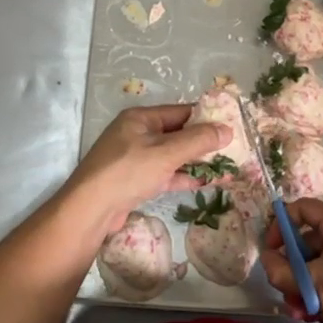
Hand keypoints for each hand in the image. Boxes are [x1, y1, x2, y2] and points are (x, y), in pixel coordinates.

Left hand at [63, 104, 228, 235]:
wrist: (91, 209)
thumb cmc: (127, 172)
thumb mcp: (165, 153)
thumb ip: (197, 141)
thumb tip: (227, 130)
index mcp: (140, 118)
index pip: (180, 112)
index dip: (205, 118)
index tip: (231, 126)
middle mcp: (137, 134)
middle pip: (177, 134)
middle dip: (203, 142)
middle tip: (232, 150)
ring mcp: (135, 158)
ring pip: (172, 156)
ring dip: (195, 161)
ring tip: (225, 167)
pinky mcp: (135, 180)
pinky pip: (164, 173)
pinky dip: (182, 176)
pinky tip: (203, 182)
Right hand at [261, 198, 322, 322]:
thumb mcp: (309, 285)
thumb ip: (279, 269)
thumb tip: (267, 257)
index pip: (303, 208)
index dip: (280, 226)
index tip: (271, 251)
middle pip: (313, 239)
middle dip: (295, 268)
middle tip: (286, 292)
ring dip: (307, 284)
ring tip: (301, 311)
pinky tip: (317, 313)